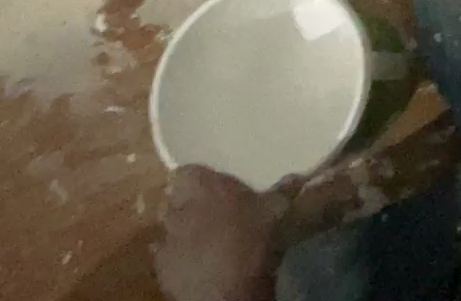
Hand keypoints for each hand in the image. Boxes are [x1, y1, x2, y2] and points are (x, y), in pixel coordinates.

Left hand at [156, 165, 276, 300]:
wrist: (229, 289)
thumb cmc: (252, 237)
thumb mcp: (276, 208)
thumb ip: (284, 189)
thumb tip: (298, 175)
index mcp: (203, 187)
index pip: (186, 172)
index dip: (196, 178)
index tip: (211, 183)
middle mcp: (179, 209)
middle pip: (174, 200)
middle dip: (188, 203)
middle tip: (211, 208)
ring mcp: (167, 241)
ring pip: (169, 228)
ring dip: (182, 230)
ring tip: (204, 236)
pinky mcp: (162, 269)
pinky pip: (167, 256)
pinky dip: (179, 256)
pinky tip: (198, 260)